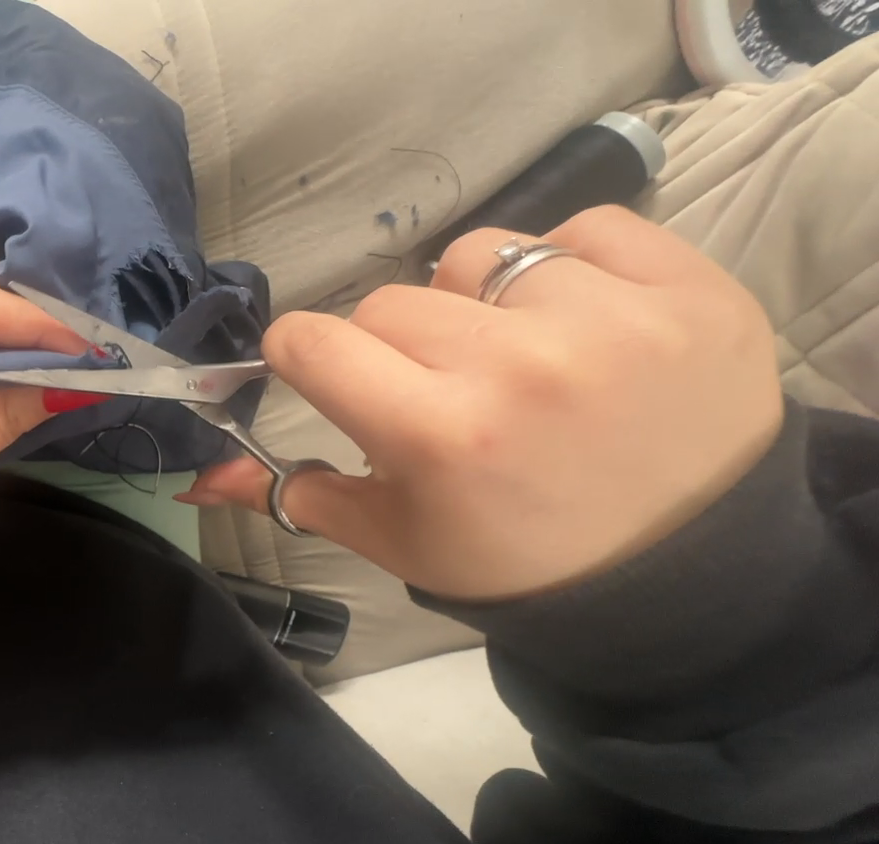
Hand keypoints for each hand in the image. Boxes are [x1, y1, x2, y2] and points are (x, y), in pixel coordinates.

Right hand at [179, 206, 784, 601]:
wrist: (677, 570)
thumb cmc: (504, 558)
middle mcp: (515, 365)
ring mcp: (611, 320)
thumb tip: (195, 482)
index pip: (311, 341)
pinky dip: (558, 267)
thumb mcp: (384, 535)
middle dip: (385, 347)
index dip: (299, 356)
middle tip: (424, 392)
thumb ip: (285, 493)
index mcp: (433, 432)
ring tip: (505, 356)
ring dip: (468, 303)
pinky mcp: (691, 290)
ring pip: (475, 256)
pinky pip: (580, 230)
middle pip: (384, 304)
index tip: (323, 378)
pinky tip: (570, 323)